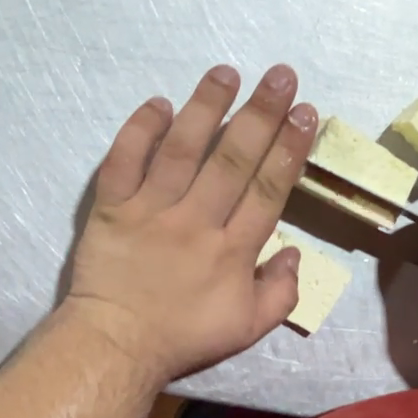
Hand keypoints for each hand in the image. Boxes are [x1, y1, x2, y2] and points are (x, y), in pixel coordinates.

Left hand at [59, 65, 318, 385]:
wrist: (118, 345)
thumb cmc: (185, 338)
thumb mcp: (248, 329)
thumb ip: (280, 294)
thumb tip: (294, 252)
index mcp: (233, 250)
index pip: (268, 190)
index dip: (289, 149)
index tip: (305, 112)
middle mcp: (197, 220)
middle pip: (233, 159)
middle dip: (260, 114)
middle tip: (280, 75)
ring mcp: (151, 210)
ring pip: (182, 149)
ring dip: (206, 107)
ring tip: (226, 72)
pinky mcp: (112, 208)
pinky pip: (124, 160)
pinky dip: (139, 130)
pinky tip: (158, 103)